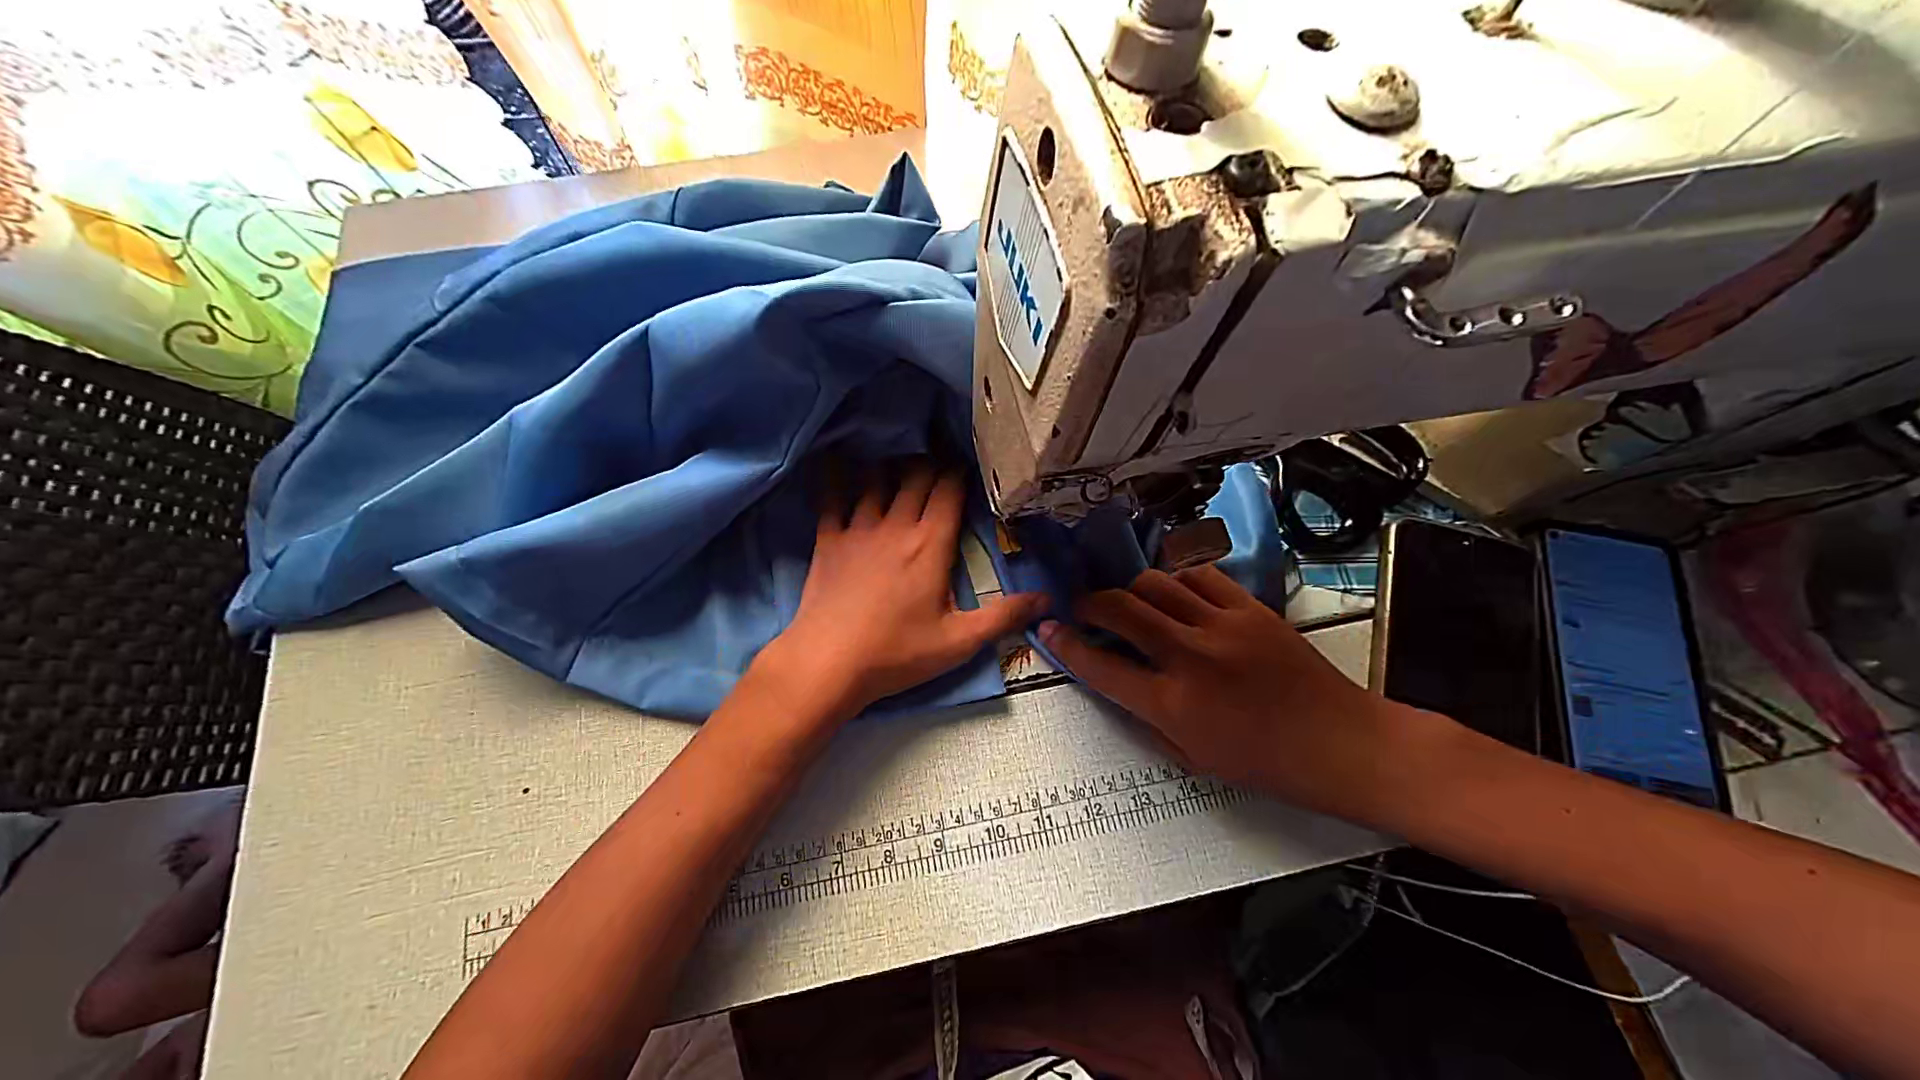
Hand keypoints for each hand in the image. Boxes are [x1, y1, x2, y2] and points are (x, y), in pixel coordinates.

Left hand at [759, 460, 1047, 718]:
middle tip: (940, 458)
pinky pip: (832, 495)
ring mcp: (858, 527)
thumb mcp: (958, 642)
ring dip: (892, 465)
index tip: (967, 463)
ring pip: (877, 479)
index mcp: (930, 544)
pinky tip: (839, 458)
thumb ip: (1004, 617)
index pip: (949, 489)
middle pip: (916, 476)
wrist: (828, 663)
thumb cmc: (896, 654)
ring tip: (900, 458)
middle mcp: (896, 525)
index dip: (959, 470)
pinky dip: (837, 474)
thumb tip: (1048, 600)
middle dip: (931, 462)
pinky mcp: (828, 538)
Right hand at [1039, 565, 1442, 820]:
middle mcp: (1191, 658)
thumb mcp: (1192, 758)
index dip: (1066, 644)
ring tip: (1130, 601)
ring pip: (1156, 583)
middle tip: (1082, 606)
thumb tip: (1114, 680)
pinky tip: (1174, 593)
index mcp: (1173, 706)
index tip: (1049, 628)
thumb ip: (1145, 718)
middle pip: (1120, 608)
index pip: (1101, 666)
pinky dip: (1176, 580)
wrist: (1340, 744)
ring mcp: (1223, 627)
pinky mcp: (1251, 608)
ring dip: (1131, 589)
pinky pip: (1199, 576)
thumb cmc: (1265, 763)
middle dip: (1088, 602)